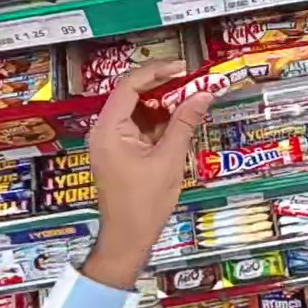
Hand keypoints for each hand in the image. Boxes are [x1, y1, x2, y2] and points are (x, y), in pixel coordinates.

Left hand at [82, 62, 214, 289]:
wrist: (127, 240)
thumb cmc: (144, 204)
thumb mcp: (169, 160)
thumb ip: (185, 123)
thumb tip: (203, 95)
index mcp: (109, 129)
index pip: (129, 86)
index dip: (156, 72)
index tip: (182, 68)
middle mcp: (104, 131)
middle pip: (133, 95)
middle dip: (163, 87)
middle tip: (192, 82)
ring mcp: (111, 141)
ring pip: (139, 110)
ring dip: (164, 104)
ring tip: (192, 99)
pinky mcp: (120, 152)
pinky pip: (141, 127)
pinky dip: (161, 122)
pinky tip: (181, 120)